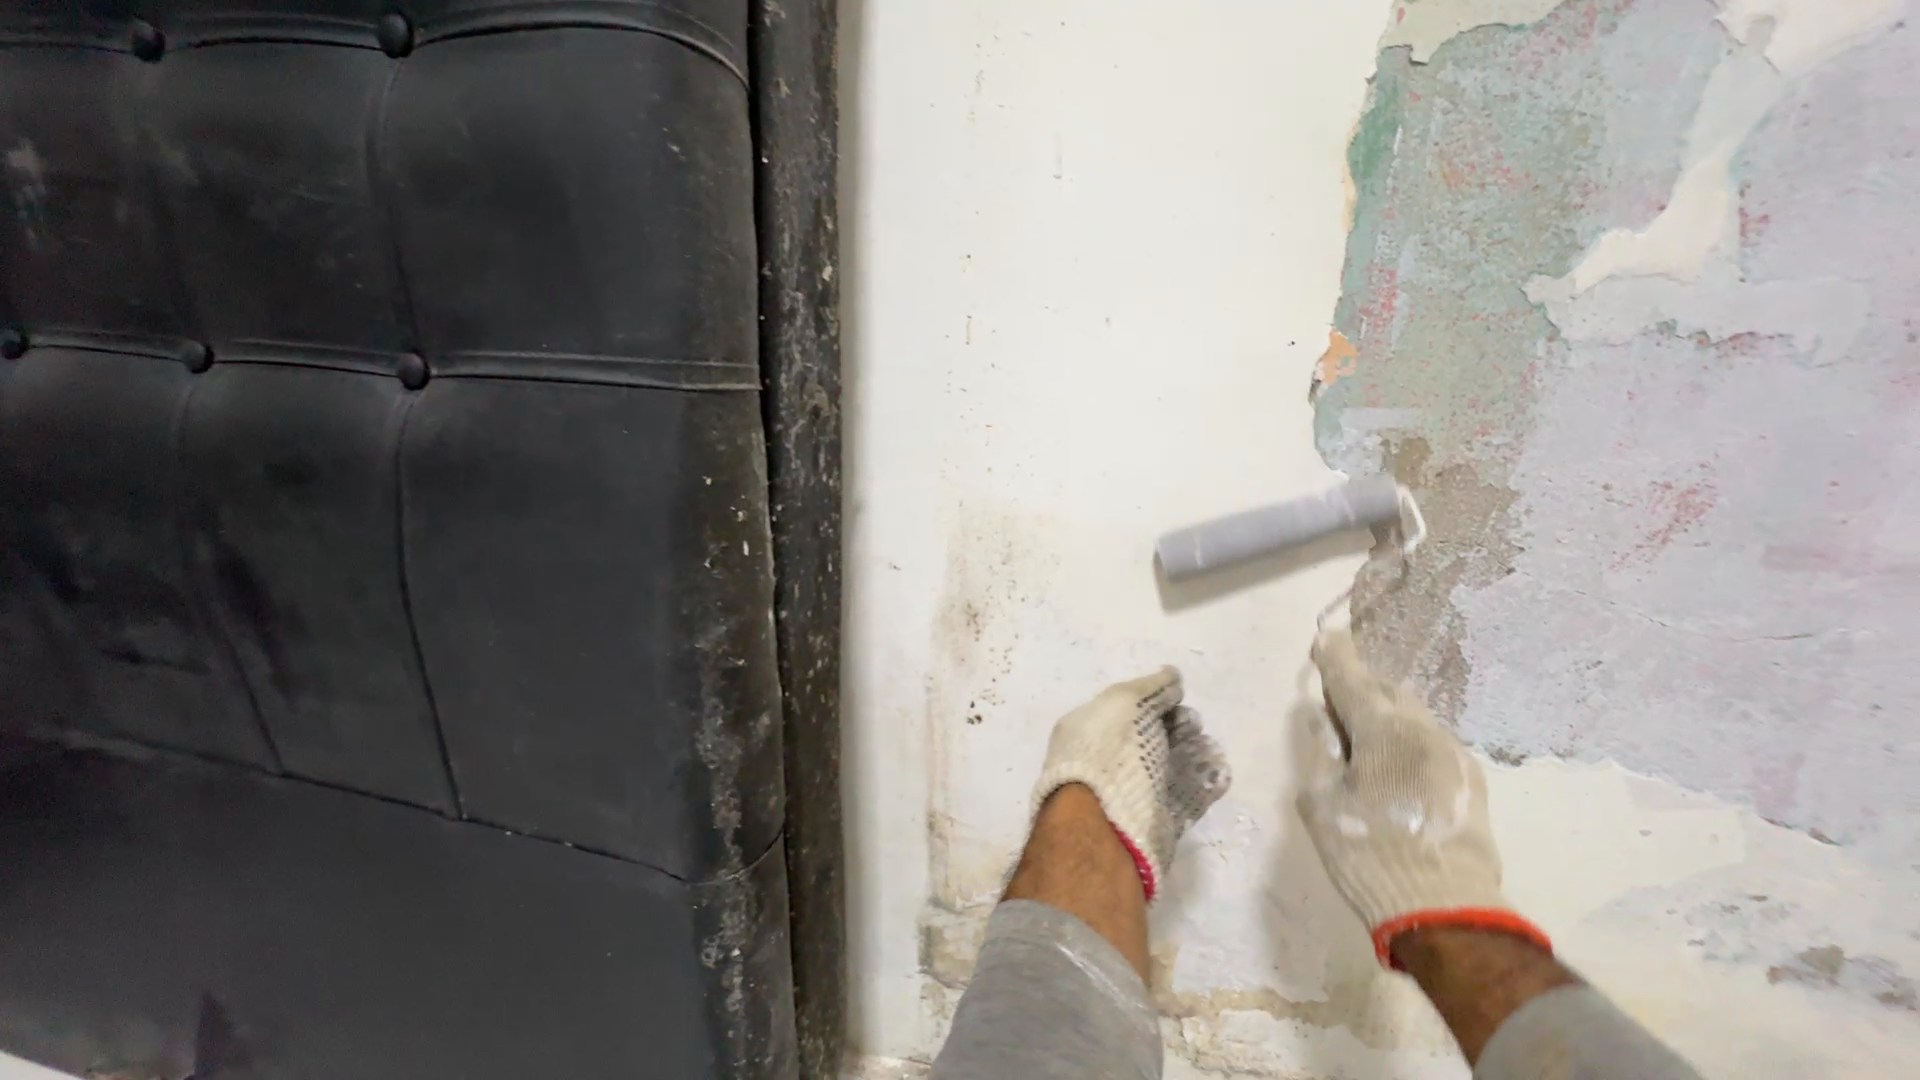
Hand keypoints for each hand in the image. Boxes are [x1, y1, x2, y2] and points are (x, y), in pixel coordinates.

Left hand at [1031, 667, 1229, 900]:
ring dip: (1195, 756)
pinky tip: (1221, 773)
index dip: (1153, 703)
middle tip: (1197, 724)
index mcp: (1090, 732)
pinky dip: (1204, 785)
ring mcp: (1131, 795)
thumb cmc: (1108, 752)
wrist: (1105, 824)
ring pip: (1169, 769)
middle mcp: (1107, 762)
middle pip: (1150, 740)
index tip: (1179, 699)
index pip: (1125, 711)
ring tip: (1212, 748)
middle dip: (1178, 729)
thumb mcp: (1123, 702)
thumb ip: (1150, 688)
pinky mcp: (1155, 824)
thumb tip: (1171, 676)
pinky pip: (1184, 800)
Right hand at [1298, 630, 1547, 965]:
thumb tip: (1317, 714)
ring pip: (1412, 715)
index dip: (1334, 656)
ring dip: (1385, 711)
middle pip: (1386, 691)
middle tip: (1334, 691)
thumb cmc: (1366, 852)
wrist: (1444, 911)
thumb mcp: (1321, 802)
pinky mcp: (1468, 779)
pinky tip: (1392, 756)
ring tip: (1361, 725)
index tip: (1323, 637)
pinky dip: (1405, 735)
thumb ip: (1320, 749)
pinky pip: (1429, 739)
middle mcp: (1423, 730)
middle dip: (1360, 684)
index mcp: (1383, 729)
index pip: (1352, 678)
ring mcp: (1452, 753)